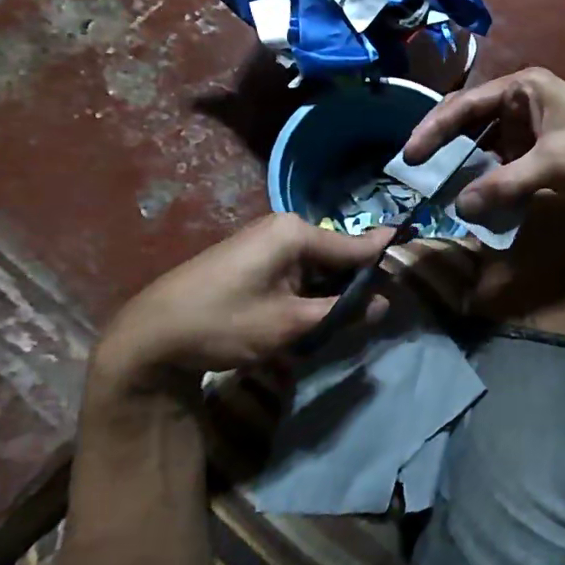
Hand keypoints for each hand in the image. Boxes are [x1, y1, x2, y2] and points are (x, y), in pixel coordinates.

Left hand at [88, 214, 390, 403]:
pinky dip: (310, 294)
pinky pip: (298, 271)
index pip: (360, 245)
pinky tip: (312, 318)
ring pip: (320, 266)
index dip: (387, 261)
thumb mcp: (290, 323)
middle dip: (357, 285)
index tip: (414, 275)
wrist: (150, 335)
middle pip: (340, 255)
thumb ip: (342, 312)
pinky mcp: (255, 259)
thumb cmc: (224, 323)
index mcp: (297, 233)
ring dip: (332, 294)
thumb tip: (386, 303)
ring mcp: (267, 242)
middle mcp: (285, 229)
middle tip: (374, 317)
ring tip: (345, 323)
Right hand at [402, 67, 564, 217]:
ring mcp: (527, 127)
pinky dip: (484, 178)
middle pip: (469, 122)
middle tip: (415, 171)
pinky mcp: (533, 151)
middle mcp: (520, 102)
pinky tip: (470, 196)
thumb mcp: (551, 164)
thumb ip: (505, 184)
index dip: (434, 129)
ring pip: (482, 144)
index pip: (466, 104)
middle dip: (444, 146)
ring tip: (438, 187)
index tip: (410, 155)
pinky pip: (499, 162)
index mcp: (523, 87)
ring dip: (463, 165)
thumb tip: (459, 207)